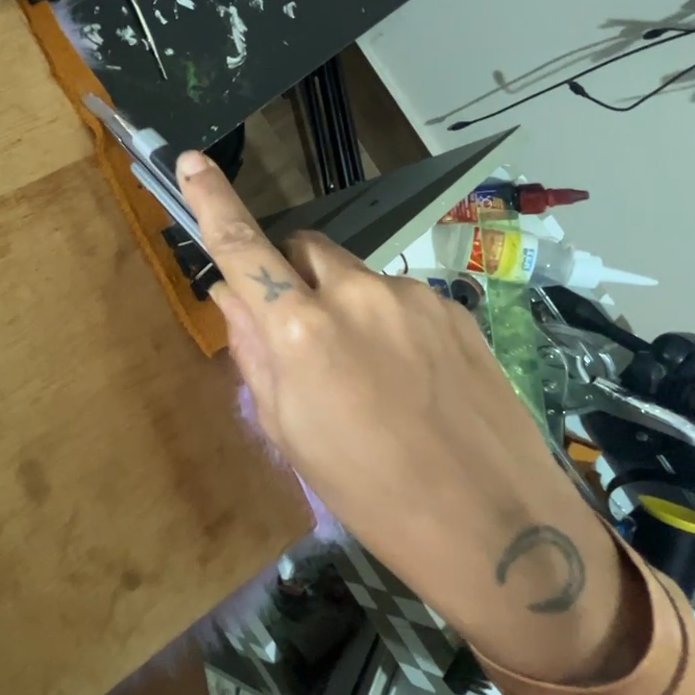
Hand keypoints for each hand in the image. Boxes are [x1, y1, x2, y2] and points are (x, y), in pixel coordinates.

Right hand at [175, 151, 648, 686]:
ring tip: (364, 370)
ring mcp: (414, 297)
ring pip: (352, 274)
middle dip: (289, 272)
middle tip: (296, 329)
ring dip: (339, 301)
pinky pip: (397, 296)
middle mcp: (356, 295)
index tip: (192, 162)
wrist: (502, 533)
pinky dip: (383, 319)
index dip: (212, 202)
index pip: (243, 248)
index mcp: (301, 331)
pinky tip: (407, 375)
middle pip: (303, 248)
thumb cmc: (369, 494)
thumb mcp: (287, 430)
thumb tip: (233, 295)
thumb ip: (253, 351)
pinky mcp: (457, 311)